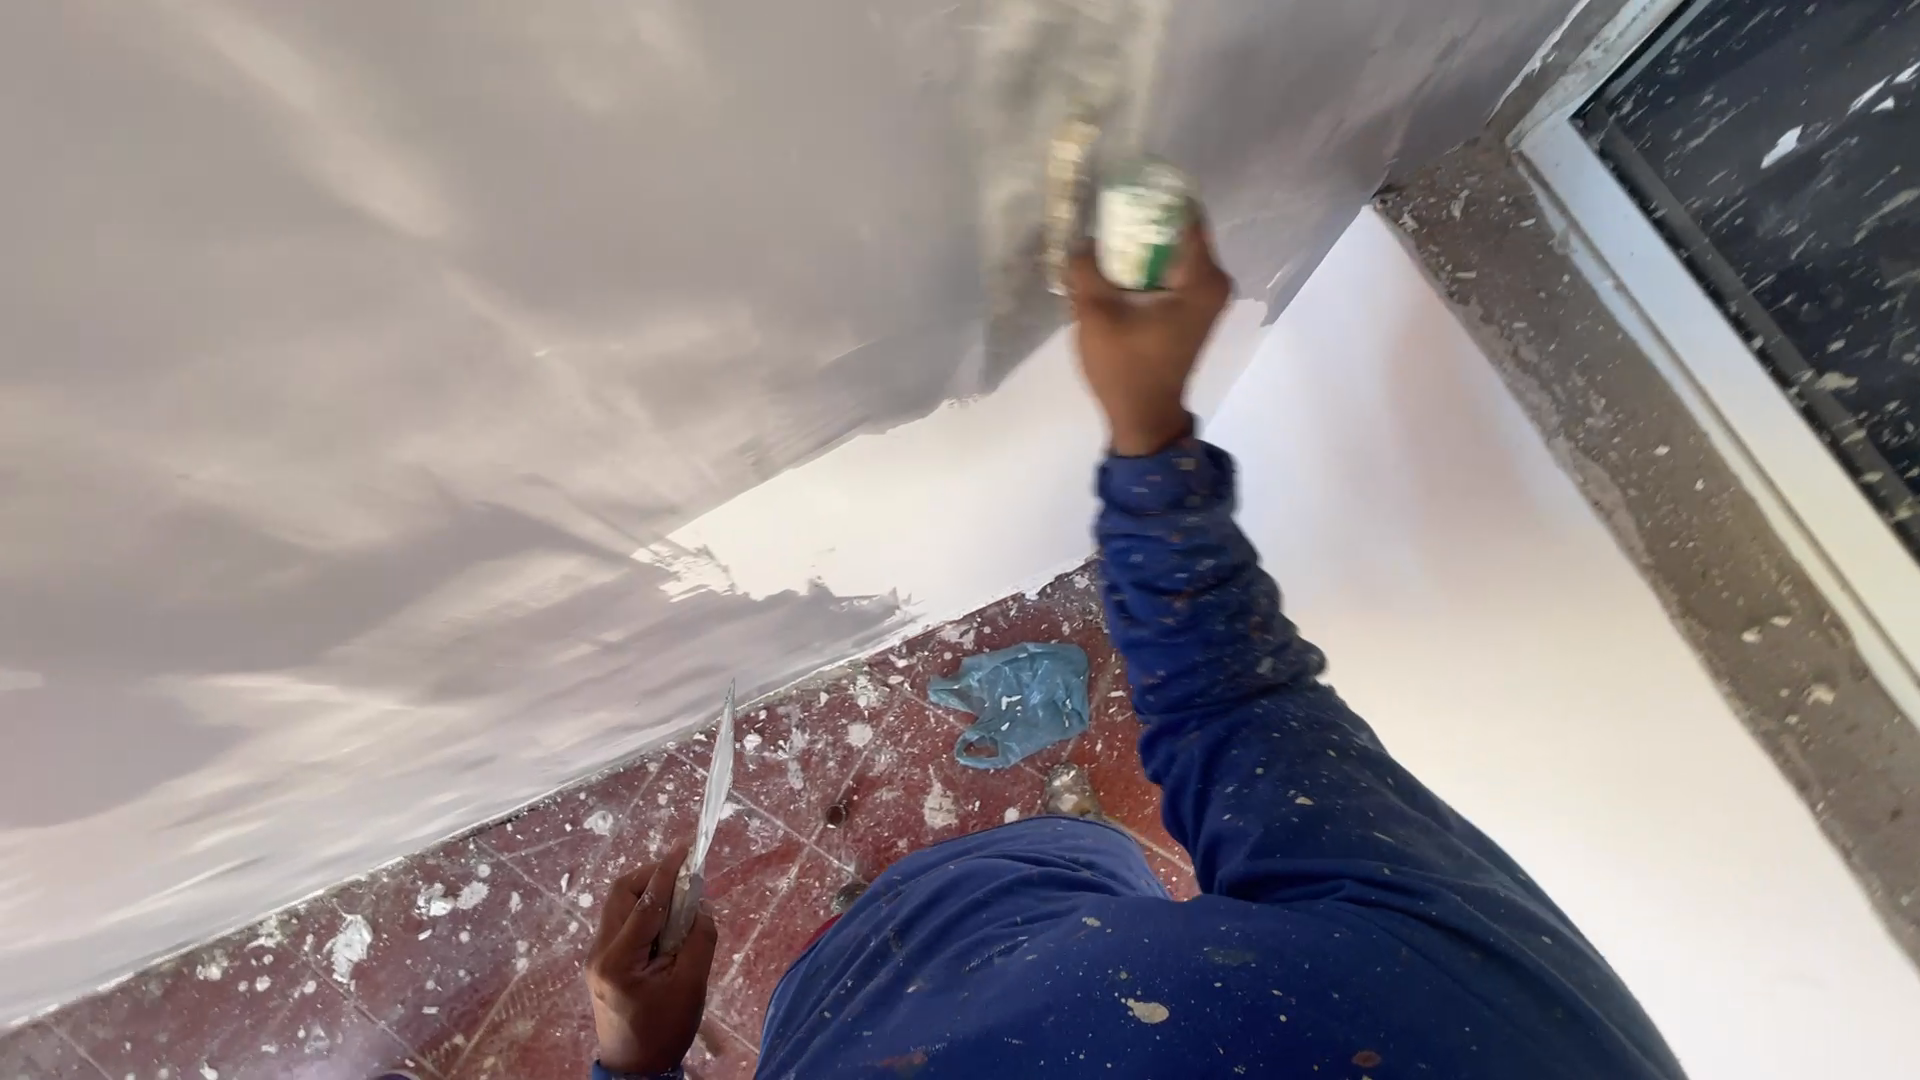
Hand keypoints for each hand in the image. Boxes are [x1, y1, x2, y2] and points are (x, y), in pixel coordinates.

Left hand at [585, 847, 717, 1075]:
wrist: (636, 1070)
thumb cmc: (666, 1029)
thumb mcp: (692, 982)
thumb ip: (699, 935)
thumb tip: (699, 902)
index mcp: (618, 960)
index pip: (646, 901)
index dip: (667, 871)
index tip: (686, 848)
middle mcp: (599, 952)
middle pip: (622, 892)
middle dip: (653, 875)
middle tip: (683, 877)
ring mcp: (596, 957)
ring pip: (620, 903)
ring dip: (650, 892)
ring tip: (680, 901)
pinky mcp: (602, 962)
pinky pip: (623, 920)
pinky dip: (646, 909)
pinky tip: (668, 923)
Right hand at [1067, 212, 1233, 455]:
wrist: (1144, 417)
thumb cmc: (1125, 368)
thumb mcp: (1095, 315)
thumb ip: (1085, 268)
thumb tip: (1081, 240)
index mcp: (1201, 278)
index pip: (1183, 213)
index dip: (1151, 197)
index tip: (1118, 190)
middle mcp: (1214, 282)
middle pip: (1178, 231)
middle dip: (1141, 223)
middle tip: (1103, 217)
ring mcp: (1206, 298)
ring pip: (1172, 253)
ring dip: (1140, 248)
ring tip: (1104, 244)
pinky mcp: (1193, 312)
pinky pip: (1171, 274)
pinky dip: (1146, 269)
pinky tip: (1117, 274)